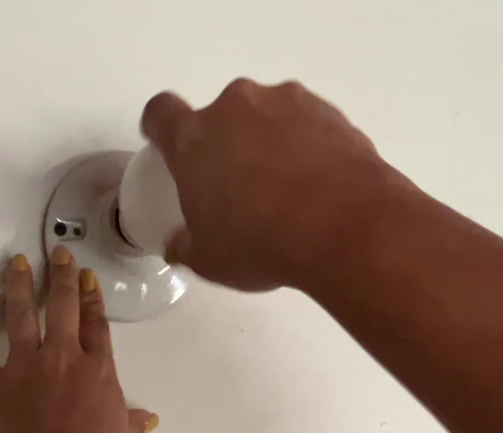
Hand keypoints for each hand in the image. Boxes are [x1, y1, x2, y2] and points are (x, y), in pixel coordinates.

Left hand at [0, 247, 156, 432]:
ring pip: (20, 318)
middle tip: (58, 254)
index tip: (87, 277)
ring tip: (15, 264)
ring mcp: (25, 367)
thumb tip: (150, 418)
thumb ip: (133, 423)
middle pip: (63, 308)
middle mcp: (62, 358)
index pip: (96, 325)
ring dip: (18, 287)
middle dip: (61, 277)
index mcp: (97, 370)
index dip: (93, 299)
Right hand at [141, 79, 428, 294]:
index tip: (165, 144)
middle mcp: (235, 108)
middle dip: (222, 147)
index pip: (161, 114)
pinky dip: (301, 148)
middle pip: (218, 118)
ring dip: (264, 144)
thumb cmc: (258, 244)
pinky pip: (302, 126)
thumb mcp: (208, 260)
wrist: (343, 226)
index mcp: (193, 140)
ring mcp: (284, 102)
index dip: (159, 127)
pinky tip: (311, 188)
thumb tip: (178, 244)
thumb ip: (185, 245)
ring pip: (263, 119)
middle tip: (233, 190)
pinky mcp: (327, 110)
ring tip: (280, 193)